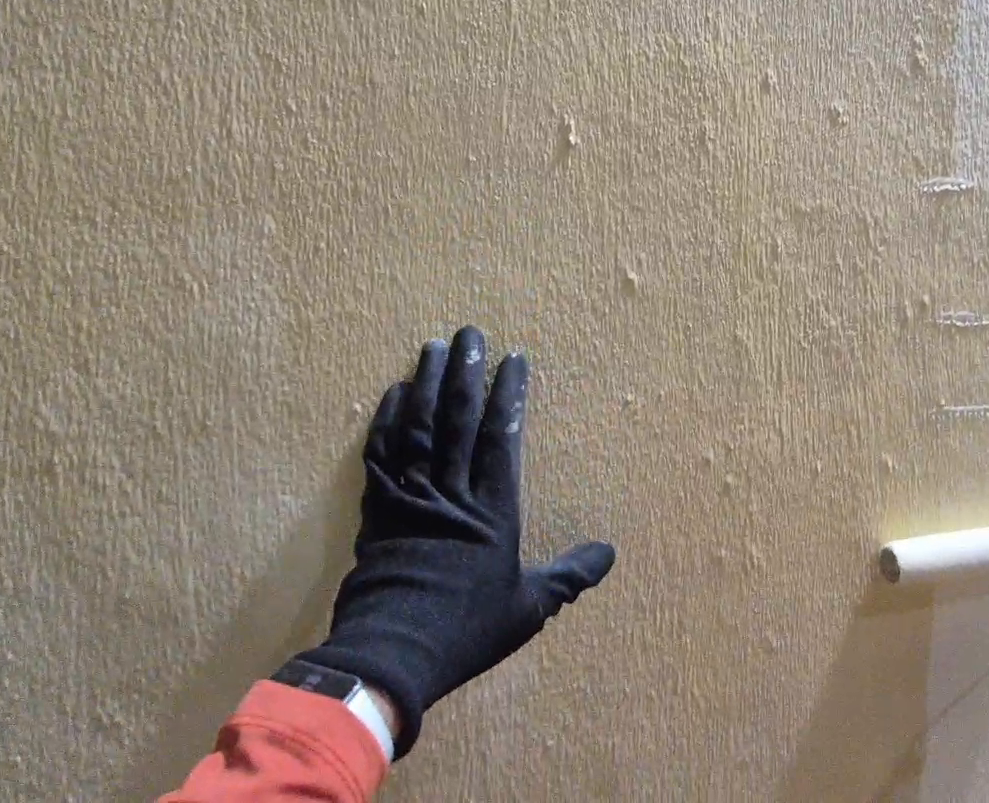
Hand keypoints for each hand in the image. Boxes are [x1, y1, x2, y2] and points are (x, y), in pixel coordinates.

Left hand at [297, 326, 615, 757]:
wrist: (391, 655)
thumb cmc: (466, 629)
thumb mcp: (528, 608)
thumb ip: (569, 576)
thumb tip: (610, 554)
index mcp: (492, 509)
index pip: (501, 436)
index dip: (508, 394)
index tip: (513, 358)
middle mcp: (452, 491)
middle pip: (458, 419)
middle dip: (465, 372)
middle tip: (469, 333)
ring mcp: (410, 496)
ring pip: (418, 427)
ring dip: (425, 383)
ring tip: (432, 347)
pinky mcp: (377, 509)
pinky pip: (380, 455)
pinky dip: (385, 421)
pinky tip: (392, 393)